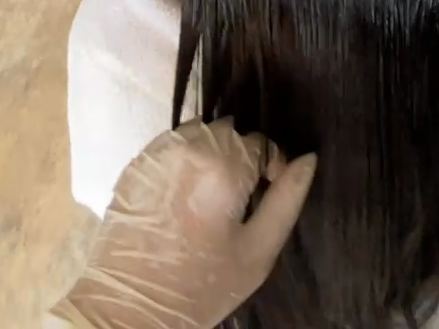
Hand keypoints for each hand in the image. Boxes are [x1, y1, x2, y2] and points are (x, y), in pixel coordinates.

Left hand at [49, 118, 317, 328]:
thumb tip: (309, 159)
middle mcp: (190, 146)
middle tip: (237, 198)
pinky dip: (184, 157)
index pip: (261, 143)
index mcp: (223, 166)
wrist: (129, 308)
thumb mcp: (256, 252)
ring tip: (210, 193)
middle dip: (240, 158)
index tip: (265, 193)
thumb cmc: (200, 287)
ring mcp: (159, 150)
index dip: (271, 167)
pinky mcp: (137, 160)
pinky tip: (183, 192)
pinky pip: (172, 142)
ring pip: (201, 131)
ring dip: (212, 152)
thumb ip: (287, 199)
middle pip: (230, 132)